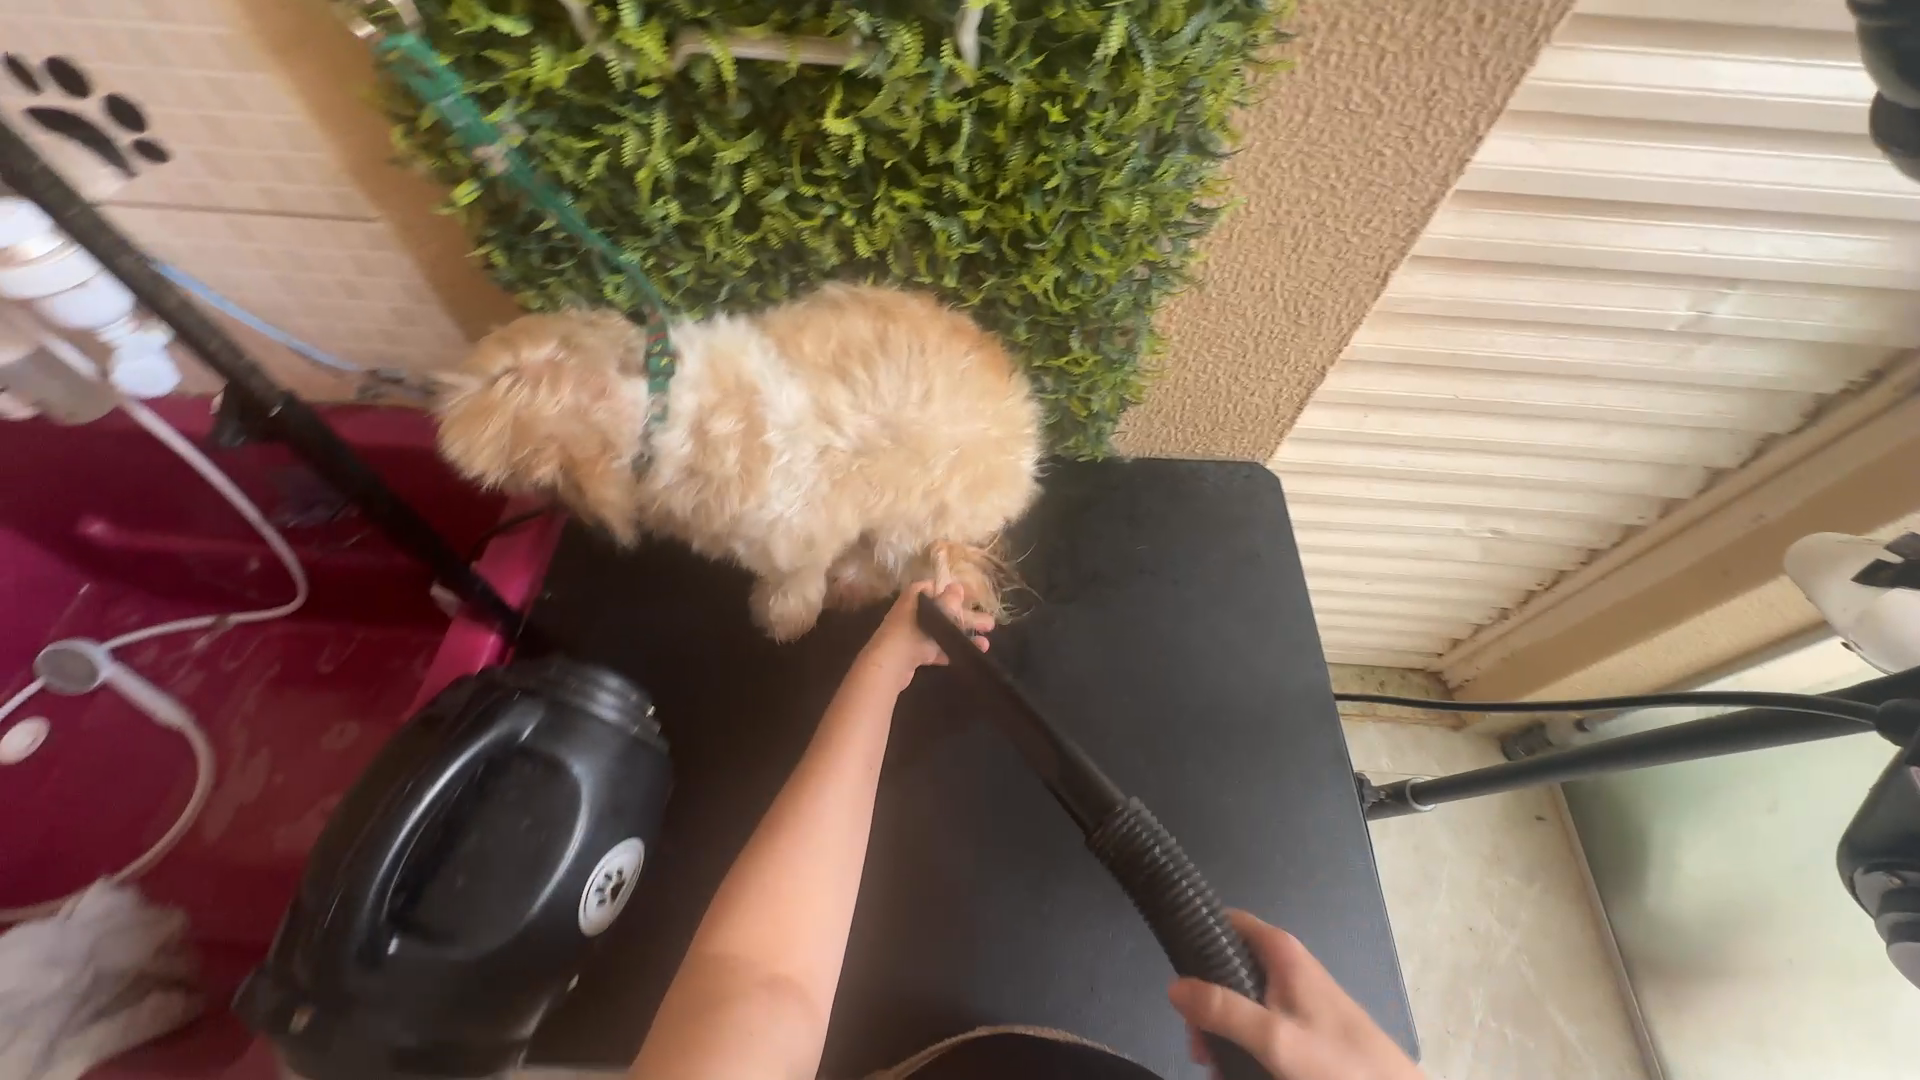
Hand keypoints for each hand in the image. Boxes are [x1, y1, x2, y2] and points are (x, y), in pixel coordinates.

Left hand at [855, 582, 990, 690]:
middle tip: (990, 624)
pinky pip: (937, 647)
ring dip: (963, 635)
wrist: (889, 664)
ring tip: (985, 644)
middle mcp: (914, 610)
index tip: (974, 598)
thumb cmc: (914, 632)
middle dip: (967, 617)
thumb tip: (957, 587)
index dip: (957, 592)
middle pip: (944, 611)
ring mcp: (914, 632)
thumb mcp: (935, 614)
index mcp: (916, 596)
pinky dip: (952, 649)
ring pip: (943, 631)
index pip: (937, 587)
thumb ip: (949, 601)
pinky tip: (970, 654)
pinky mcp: (914, 652)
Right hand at [1169, 911, 1423, 1079]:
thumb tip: (1173, 987)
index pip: (1225, 920)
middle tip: (1198, 1046)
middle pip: (1227, 968)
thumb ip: (1222, 1010)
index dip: (1197, 937)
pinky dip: (1244, 1045)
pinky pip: (1261, 1027)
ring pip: (1242, 1002)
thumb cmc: (1338, 1063)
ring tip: (1215, 1067)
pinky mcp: (1306, 1029)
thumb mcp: (1273, 1037)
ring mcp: (1297, 999)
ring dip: (1222, 1031)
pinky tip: (1236, 1071)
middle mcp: (1287, 966)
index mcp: (1280, 951)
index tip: (1177, 972)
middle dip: (1206, 1005)